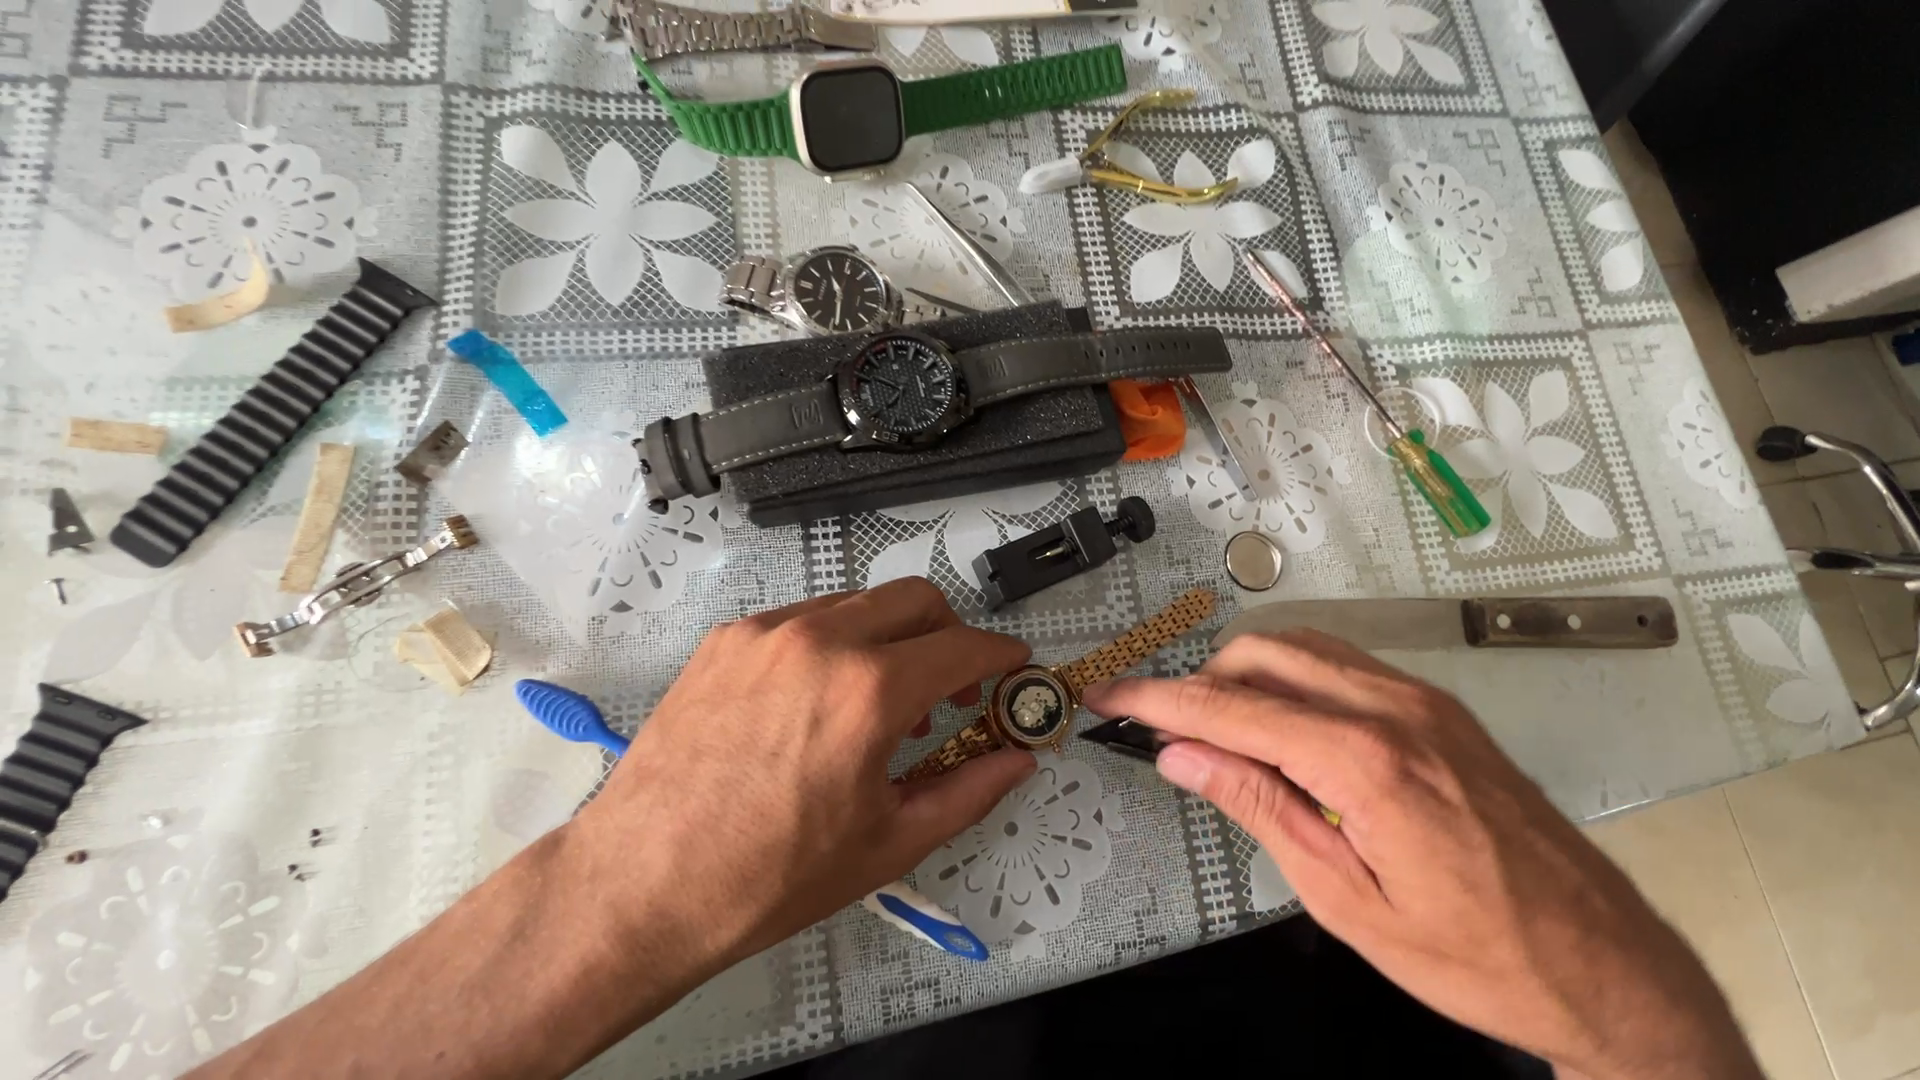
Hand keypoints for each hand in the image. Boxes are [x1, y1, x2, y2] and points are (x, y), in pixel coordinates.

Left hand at [571, 577, 1036, 975]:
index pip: (962, 645)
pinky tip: (818, 699)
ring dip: (888, 637)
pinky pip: (801, 620)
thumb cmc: (769, 877)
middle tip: (949, 687)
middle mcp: (819, 641)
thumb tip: (1016, 761)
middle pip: (915, 599)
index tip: (1011, 667)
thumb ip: (968, 791)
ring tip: (878, 702)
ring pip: (857, 603)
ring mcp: (764, 634)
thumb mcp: (888, 843)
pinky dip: (832, 643)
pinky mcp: (724, 641)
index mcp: (868, 691)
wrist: (642, 884)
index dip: (999, 655)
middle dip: (949, 632)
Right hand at [1082, 631, 1759, 1079]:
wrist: (1607, 965)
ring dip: (1243, 677)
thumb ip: (1257, 807)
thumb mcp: (1345, 897)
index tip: (1110, 698)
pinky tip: (1283, 730)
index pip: (1229, 707)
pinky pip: (1340, 665)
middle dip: (1199, 683)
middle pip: (1260, 654)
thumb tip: (1181, 756)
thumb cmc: (1473, 954)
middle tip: (1169, 734)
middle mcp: (1392, 710)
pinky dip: (1290, 680)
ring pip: (1299, 648)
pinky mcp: (1437, 708)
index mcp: (1364, 761)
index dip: (1157, 700)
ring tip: (1220, 734)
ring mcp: (1420, 700)